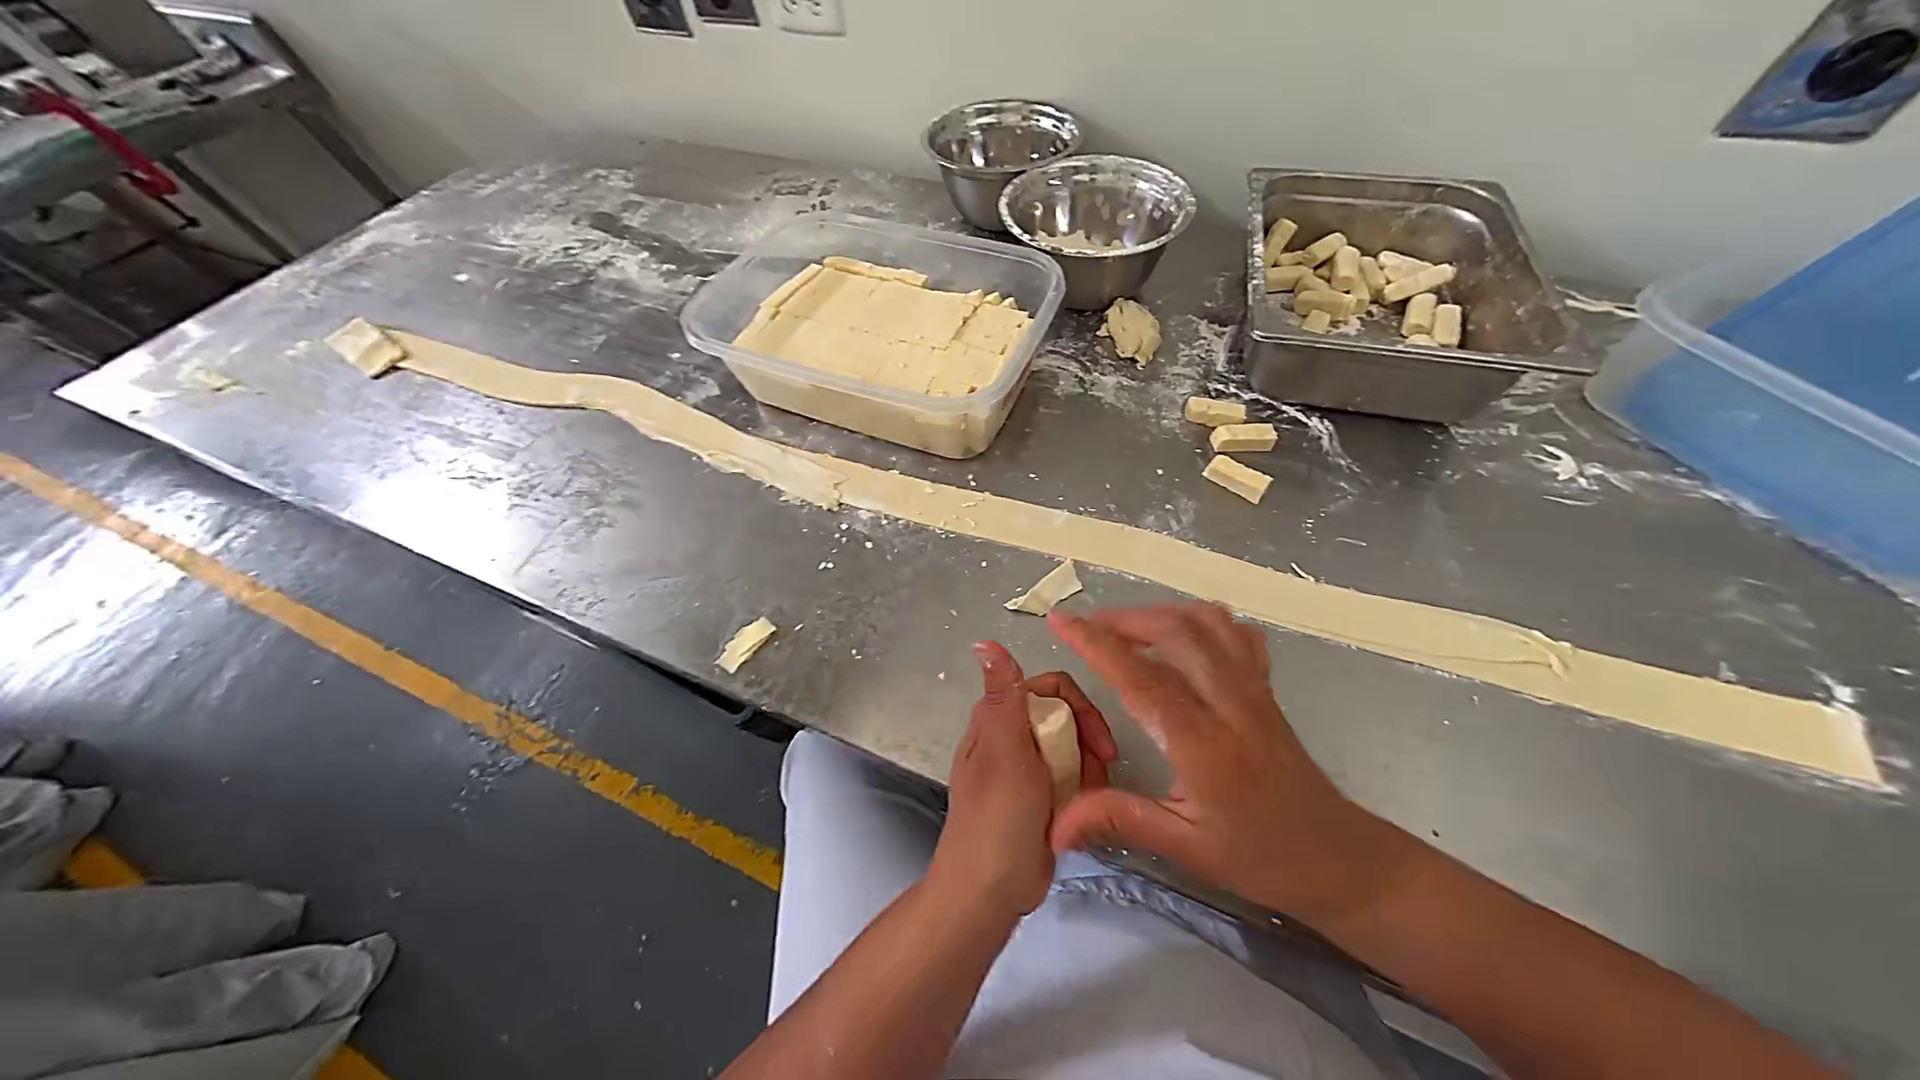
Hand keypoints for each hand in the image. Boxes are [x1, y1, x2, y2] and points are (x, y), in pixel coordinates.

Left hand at [927, 641, 1116, 919]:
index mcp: (996, 719)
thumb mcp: (1005, 751)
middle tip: (1098, 774)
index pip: (1050, 688)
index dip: (1079, 707)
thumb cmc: (998, 818)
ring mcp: (1025, 768)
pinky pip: (1071, 778)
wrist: (989, 890)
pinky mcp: (1038, 796)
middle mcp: (1010, 737)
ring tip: (1083, 800)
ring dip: (1086, 770)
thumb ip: (1004, 696)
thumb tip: (984, 642)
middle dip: (1087, 743)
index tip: (1100, 741)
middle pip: (1066, 717)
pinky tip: (1079, 812)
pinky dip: (1080, 791)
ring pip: (1072, 749)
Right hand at [1047, 605, 1418, 923]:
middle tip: (1086, 627)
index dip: (1096, 643)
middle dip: (1123, 619)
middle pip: (1176, 631)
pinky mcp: (1266, 688)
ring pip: (1207, 622)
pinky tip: (1181, 636)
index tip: (1060, 621)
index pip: (1141, 676)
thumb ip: (1119, 820)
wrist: (1338, 857)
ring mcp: (1253, 689)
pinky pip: (1235, 633)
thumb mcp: (1184, 848)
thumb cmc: (1259, 856)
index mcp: (1202, 742)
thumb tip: (1055, 826)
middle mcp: (1230, 703)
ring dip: (1160, 613)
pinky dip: (1202, 620)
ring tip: (1126, 628)